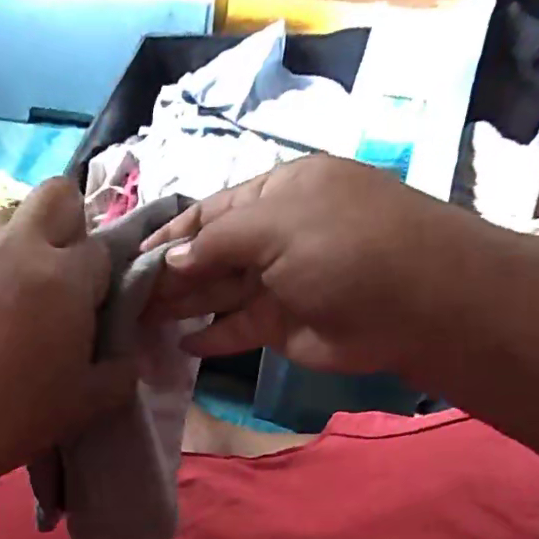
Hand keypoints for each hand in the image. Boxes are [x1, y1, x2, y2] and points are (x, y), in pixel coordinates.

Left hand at [0, 178, 134, 503]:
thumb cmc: (16, 417)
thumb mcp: (90, 402)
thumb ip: (122, 366)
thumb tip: (123, 344)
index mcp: (65, 277)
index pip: (103, 250)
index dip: (106, 279)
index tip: (98, 310)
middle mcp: (18, 246)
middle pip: (58, 195)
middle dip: (73, 225)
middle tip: (67, 277)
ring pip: (11, 213)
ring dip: (29, 239)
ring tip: (22, 293)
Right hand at [142, 155, 512, 378]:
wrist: (414, 304)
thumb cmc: (343, 244)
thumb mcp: (277, 223)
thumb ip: (218, 240)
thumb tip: (171, 259)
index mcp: (277, 194)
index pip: (211, 211)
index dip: (172, 232)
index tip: (132, 257)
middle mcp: (276, 236)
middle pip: (211, 253)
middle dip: (171, 272)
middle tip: (124, 295)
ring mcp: (280, 283)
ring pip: (220, 293)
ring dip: (183, 305)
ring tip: (139, 320)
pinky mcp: (285, 326)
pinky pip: (239, 329)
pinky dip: (212, 337)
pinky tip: (180, 344)